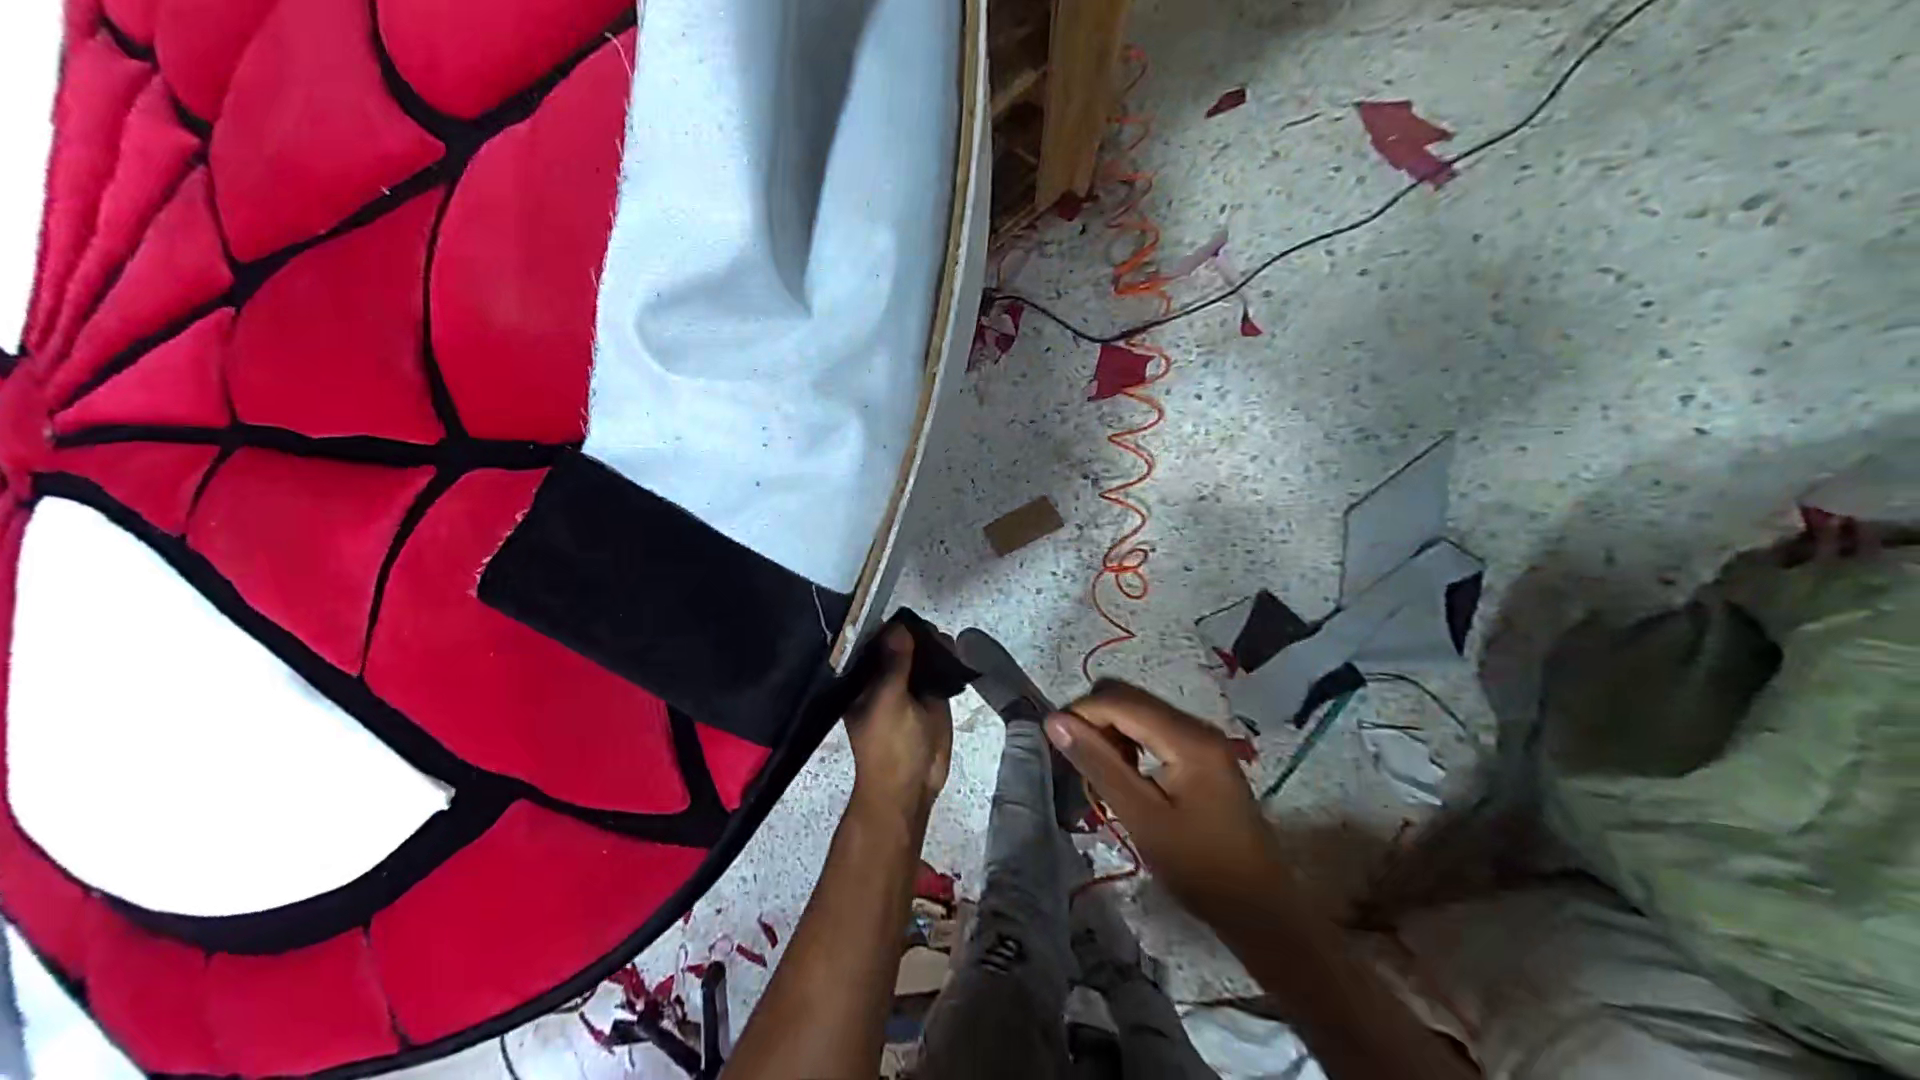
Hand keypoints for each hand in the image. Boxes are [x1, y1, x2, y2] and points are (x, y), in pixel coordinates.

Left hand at [844, 626, 953, 819]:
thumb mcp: (890, 701)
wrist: (911, 786)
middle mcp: (883, 679)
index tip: (909, 617)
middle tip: (931, 632)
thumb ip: (895, 664)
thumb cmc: (890, 745)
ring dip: (933, 645)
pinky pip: (938, 670)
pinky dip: (947, 660)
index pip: (874, 644)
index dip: (890, 629)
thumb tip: (899, 627)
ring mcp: (908, 687)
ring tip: (944, 642)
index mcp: (862, 681)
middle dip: (915, 635)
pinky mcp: (930, 696)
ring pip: (921, 655)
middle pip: (900, 646)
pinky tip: (955, 652)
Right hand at [1046, 681, 1298, 936]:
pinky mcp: (1203, 754)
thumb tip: (1054, 722)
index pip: (1120, 701)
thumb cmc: (1198, 866)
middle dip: (1095, 719)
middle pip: (1131, 698)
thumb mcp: (1140, 816)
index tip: (1052, 741)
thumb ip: (1098, 763)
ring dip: (1111, 730)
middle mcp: (1197, 726)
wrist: (1258, 907)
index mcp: (1188, 738)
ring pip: (1141, 711)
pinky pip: (1155, 729)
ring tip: (1098, 770)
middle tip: (1076, 759)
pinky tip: (1124, 773)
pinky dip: (1130, 741)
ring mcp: (1203, 739)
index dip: (1080, 713)